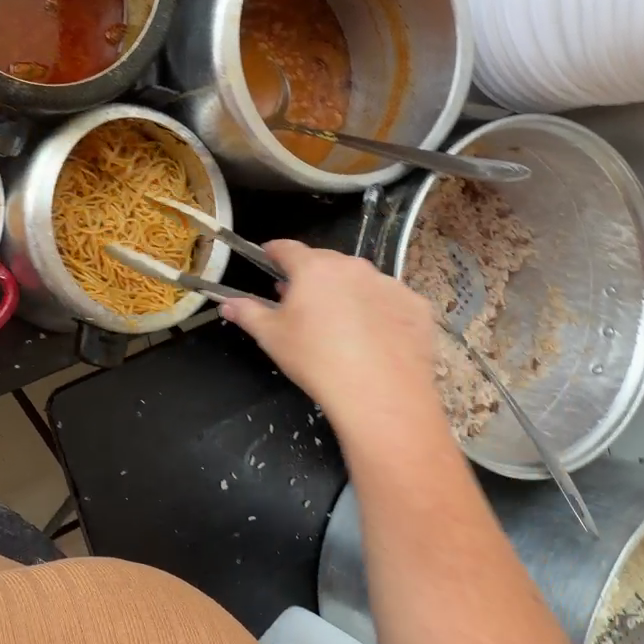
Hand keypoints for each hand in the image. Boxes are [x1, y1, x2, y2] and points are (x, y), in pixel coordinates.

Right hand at [219, 240, 444, 437]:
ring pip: (359, 281)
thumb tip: (227, 303)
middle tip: (301, 303)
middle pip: (325, 263)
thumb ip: (247, 313)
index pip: (287, 248)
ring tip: (339, 326)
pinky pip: (390, 301)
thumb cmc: (316, 360)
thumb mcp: (271, 337)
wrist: (381, 395)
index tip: (268, 257)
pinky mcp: (417, 307)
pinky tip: (373, 339)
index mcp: (314, 268)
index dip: (274, 252)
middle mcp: (353, 267)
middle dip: (310, 277)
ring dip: (346, 293)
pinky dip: (379, 312)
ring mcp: (390, 285)